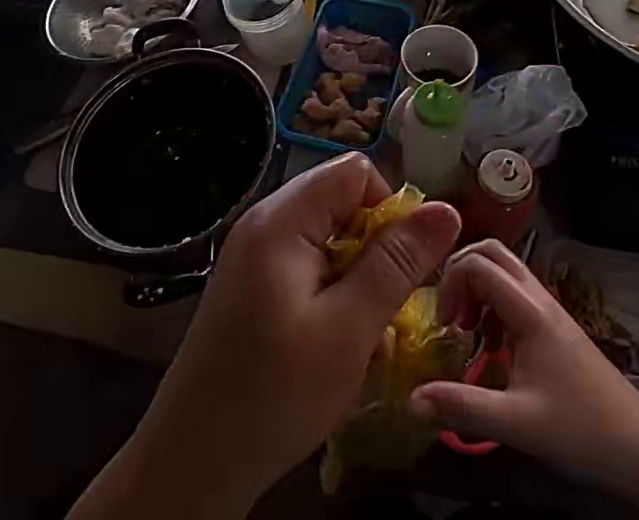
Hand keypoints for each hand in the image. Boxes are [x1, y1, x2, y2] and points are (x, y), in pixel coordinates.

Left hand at [71, 153, 461, 519]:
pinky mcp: (254, 284)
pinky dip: (336, 291)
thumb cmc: (272, 395)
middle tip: (387, 303)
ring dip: (361, 275)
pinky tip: (339, 340)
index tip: (405, 264)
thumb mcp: (350, 328)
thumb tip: (448, 209)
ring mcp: (256, 254)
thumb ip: (399, 262)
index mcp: (281, 220)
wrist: (190, 466)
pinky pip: (311, 264)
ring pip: (332, 237)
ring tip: (366, 330)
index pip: (356, 172)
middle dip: (378, 246)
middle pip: (343, 202)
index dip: (390, 208)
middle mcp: (265, 223)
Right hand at [409, 241, 638, 519]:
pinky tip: (488, 345)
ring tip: (463, 331)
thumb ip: (463, 407)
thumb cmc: (581, 429)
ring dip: (475, 288)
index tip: (443, 324)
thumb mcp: (517, 424)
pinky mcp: (551, 326)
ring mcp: (548, 311)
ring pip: (503, 271)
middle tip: (447, 314)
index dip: (450, 282)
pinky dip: (490, 305)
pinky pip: (512, 294)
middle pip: (493, 252)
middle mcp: (538, 299)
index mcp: (530, 311)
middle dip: (460, 272)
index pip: (479, 264)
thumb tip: (410, 398)